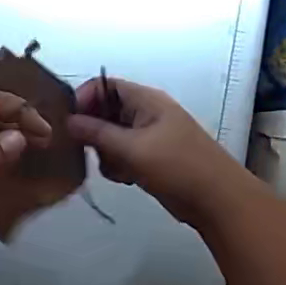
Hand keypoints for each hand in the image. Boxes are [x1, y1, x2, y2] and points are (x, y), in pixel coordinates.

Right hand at [68, 76, 250, 225]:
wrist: (216, 199)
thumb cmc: (177, 167)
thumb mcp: (132, 148)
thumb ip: (97, 133)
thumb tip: (68, 121)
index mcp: (145, 99)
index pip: (103, 85)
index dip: (83, 100)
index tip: (68, 124)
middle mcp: (146, 112)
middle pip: (105, 111)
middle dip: (93, 131)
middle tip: (89, 152)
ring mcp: (149, 136)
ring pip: (111, 136)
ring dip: (106, 153)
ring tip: (116, 169)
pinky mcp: (151, 158)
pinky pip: (123, 154)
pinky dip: (119, 165)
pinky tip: (126, 179)